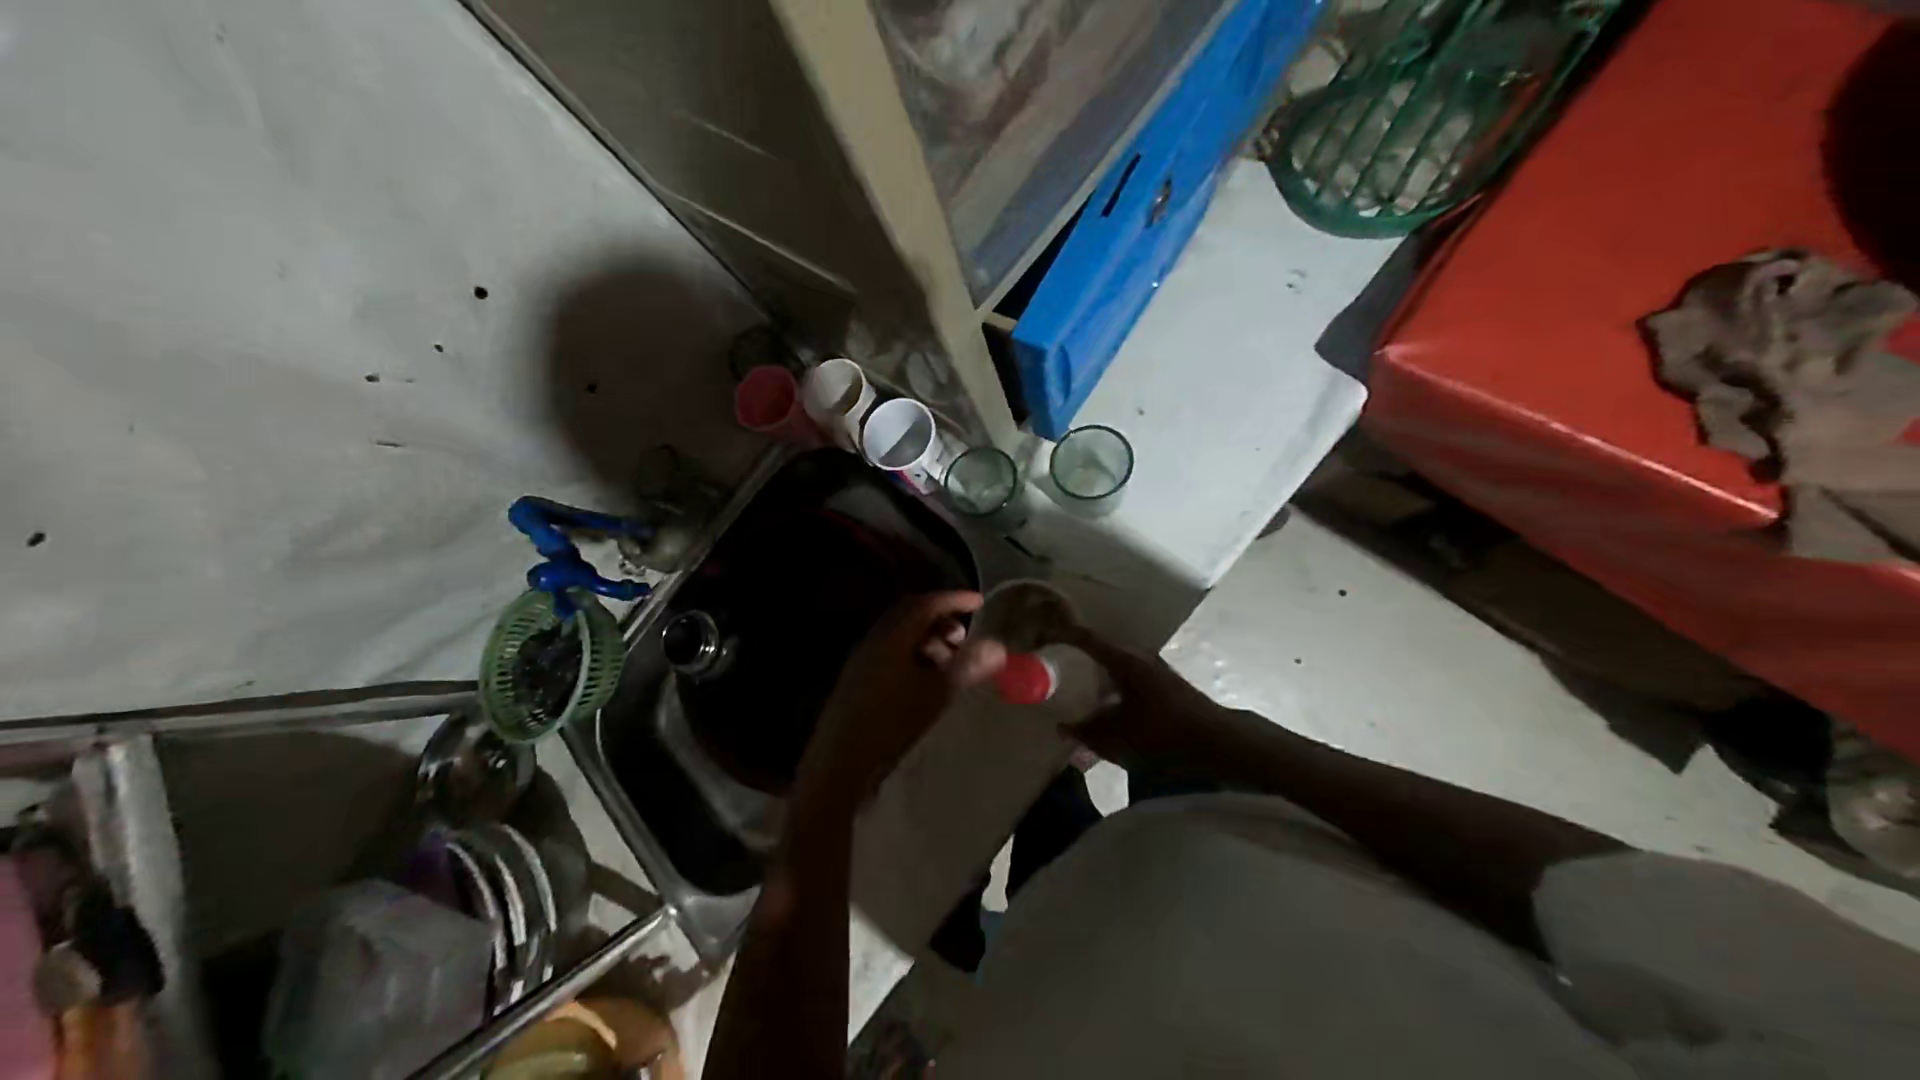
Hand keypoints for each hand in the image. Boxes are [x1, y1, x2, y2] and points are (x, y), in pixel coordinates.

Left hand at [795, 592, 1005, 819]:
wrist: (839, 764)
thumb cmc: (890, 725)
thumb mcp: (935, 695)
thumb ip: (966, 667)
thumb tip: (997, 646)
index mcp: (891, 637)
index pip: (925, 604)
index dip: (954, 599)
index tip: (979, 603)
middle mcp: (874, 641)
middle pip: (910, 615)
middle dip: (941, 619)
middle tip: (964, 636)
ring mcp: (862, 660)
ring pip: (900, 635)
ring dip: (927, 639)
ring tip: (948, 662)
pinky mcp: (857, 680)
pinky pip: (890, 652)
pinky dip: (914, 654)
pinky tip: (925, 681)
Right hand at [1054, 625, 1232, 773]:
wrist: (1218, 744)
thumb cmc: (1162, 736)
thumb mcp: (1116, 739)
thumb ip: (1086, 731)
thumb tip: (1062, 726)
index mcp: (1125, 662)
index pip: (1088, 639)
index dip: (1065, 636)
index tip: (1046, 636)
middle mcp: (1140, 658)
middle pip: (1103, 652)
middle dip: (1080, 659)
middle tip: (1057, 668)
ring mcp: (1157, 671)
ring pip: (1119, 668)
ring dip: (1100, 677)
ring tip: (1080, 691)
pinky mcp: (1167, 686)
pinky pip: (1132, 680)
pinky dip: (1116, 688)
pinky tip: (1110, 708)